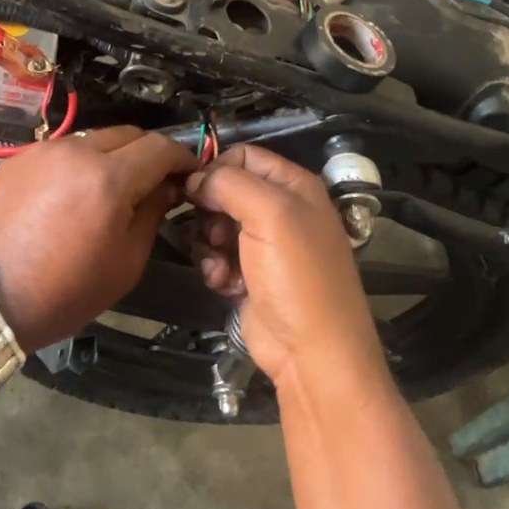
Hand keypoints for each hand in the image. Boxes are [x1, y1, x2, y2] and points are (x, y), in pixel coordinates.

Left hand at [0, 126, 197, 350]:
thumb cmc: (64, 291)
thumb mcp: (126, 263)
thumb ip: (152, 213)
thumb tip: (165, 186)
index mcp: (108, 179)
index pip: (159, 147)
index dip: (181, 157)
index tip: (189, 172)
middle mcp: (75, 151)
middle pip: (127, 134)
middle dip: (147, 153)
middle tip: (154, 180)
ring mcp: (42, 151)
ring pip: (91, 139)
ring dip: (110, 156)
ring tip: (109, 189)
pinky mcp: (18, 158)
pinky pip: (60, 151)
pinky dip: (76, 164)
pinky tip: (71, 194)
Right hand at [184, 145, 384, 387]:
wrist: (312, 353)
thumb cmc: (297, 276)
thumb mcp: (269, 214)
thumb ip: (229, 183)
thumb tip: (196, 179)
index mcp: (294, 186)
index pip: (244, 155)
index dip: (216, 168)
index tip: (196, 189)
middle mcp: (281, 210)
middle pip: (225, 191)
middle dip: (210, 210)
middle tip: (212, 230)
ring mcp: (266, 245)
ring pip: (216, 224)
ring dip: (208, 243)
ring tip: (219, 264)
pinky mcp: (250, 275)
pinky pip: (217, 256)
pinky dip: (214, 267)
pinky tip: (223, 284)